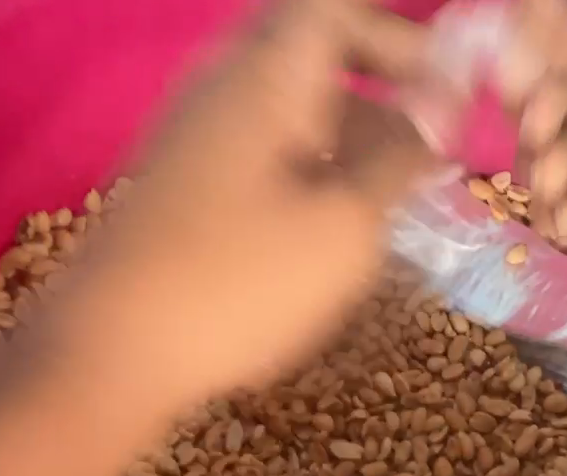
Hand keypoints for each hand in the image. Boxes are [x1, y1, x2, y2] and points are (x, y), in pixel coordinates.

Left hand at [49, 0, 438, 416]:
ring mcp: (194, 143)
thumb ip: (396, 160)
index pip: (336, 12)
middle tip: (422, 150)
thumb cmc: (240, 284)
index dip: (400, 39)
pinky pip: (260, 162)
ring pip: (287, 119)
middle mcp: (222, 91)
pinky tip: (327, 236)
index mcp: (264, 78)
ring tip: (388, 204)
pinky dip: (307, 180)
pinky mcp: (182, 194)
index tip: (448, 86)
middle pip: (311, 63)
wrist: (117, 351)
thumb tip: (438, 109)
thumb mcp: (342, 227)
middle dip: (377, 99)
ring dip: (345, 148)